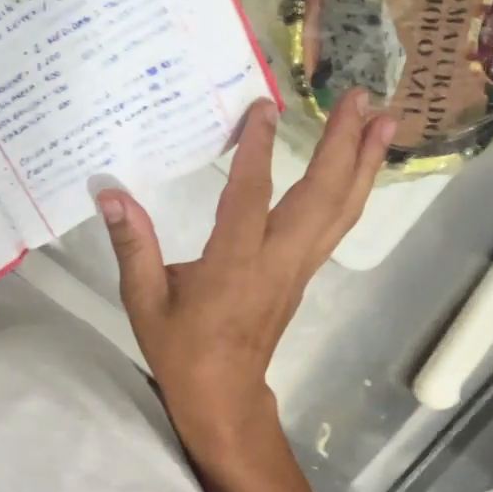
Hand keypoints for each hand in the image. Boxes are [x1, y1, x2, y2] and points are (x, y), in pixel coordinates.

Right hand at [95, 89, 393, 414]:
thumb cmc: (179, 348)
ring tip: (382, 120)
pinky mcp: (304, 272)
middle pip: (322, 196)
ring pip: (341, 209)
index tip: (264, 106)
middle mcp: (277, 260)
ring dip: (364, 163)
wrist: (222, 394)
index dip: (258, 150)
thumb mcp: (142, 299)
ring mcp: (299, 267)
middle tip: (358, 97)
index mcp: (234, 265)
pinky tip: (360, 167)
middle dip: (343, 145)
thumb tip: (110, 194)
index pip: (251, 197)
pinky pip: (337, 224)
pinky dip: (354, 189)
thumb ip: (131, 244)